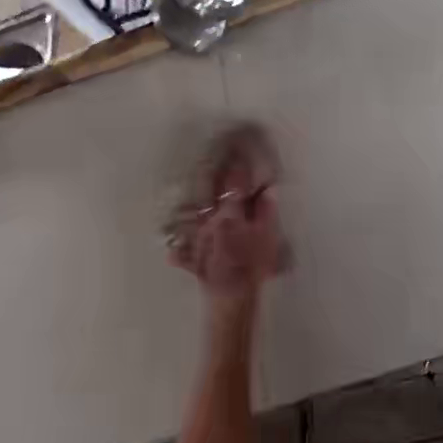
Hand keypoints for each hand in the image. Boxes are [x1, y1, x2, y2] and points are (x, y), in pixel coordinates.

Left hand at [166, 125, 287, 299]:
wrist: (233, 297)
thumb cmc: (254, 266)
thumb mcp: (268, 237)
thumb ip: (266, 212)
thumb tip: (267, 191)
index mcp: (229, 214)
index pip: (234, 183)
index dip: (238, 164)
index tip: (240, 146)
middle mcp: (209, 222)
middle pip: (210, 194)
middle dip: (215, 174)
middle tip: (218, 157)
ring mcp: (198, 240)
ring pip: (195, 216)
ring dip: (198, 202)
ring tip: (198, 191)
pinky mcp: (193, 259)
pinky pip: (182, 250)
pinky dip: (180, 248)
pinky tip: (174, 248)